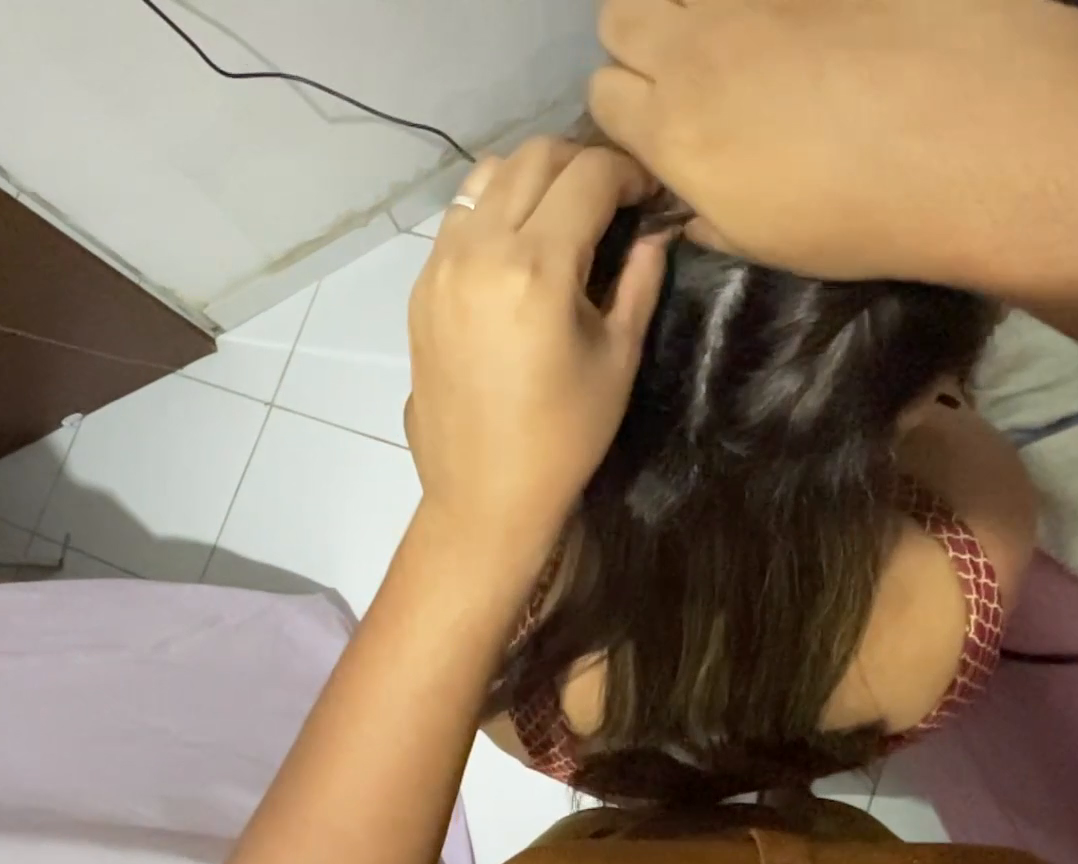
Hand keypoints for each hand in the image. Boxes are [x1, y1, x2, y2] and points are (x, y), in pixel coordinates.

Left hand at [406, 137, 666, 555]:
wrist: (483, 491)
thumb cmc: (563, 437)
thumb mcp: (617, 359)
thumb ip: (639, 282)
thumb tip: (656, 234)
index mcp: (536, 268)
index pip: (587, 176)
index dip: (628, 173)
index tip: (647, 195)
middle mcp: (479, 250)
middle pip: (532, 158)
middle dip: (580, 162)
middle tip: (610, 198)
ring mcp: (440, 267)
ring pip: (486, 177)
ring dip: (531, 178)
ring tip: (561, 215)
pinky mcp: (421, 289)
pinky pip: (458, 219)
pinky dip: (492, 210)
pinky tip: (517, 250)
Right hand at [589, 0, 1077, 285]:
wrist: (978, 142)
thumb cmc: (857, 218)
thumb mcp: (760, 242)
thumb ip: (702, 215)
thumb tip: (685, 204)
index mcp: (671, 129)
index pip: (601, 95)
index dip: (626, 113)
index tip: (658, 132)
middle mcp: (694, 48)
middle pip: (619, 18)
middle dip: (640, 44)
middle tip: (690, 75)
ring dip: (691, 8)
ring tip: (740, 39)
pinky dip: (761, 4)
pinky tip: (804, 26)